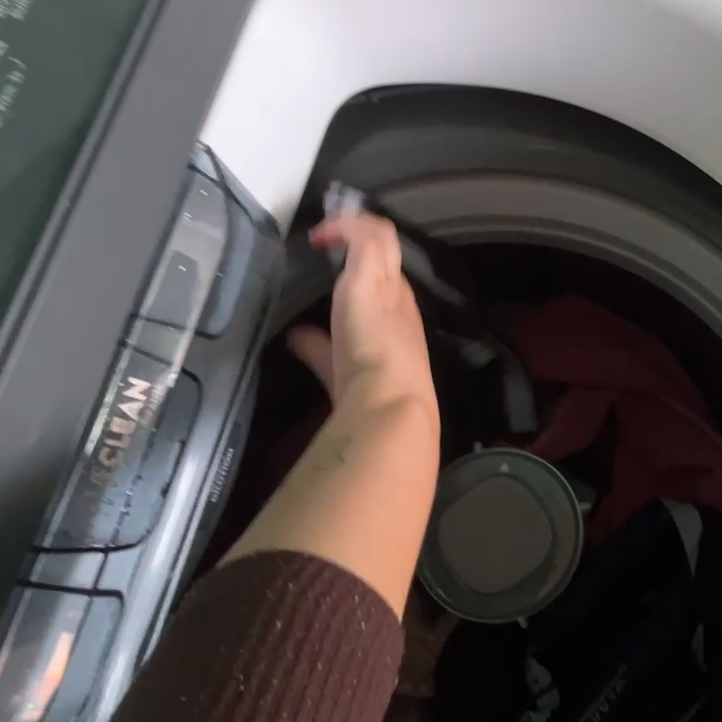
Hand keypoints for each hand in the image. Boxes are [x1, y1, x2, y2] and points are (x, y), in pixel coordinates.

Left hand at [219, 208, 437, 615]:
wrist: (392, 418)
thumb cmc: (385, 437)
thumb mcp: (360, 446)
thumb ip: (343, 459)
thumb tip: (325, 494)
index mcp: (395, 361)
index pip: (381, 336)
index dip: (356, 327)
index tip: (323, 331)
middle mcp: (398, 327)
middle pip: (389, 290)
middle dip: (370, 274)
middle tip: (345, 260)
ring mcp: (389, 303)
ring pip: (382, 257)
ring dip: (362, 244)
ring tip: (337, 232)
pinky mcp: (374, 281)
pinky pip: (368, 240)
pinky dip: (349, 229)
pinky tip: (324, 227)